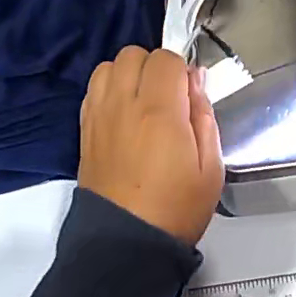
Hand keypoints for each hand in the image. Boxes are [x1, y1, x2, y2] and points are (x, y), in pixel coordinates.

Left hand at [78, 46, 223, 243]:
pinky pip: (94, 88)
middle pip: (134, 54)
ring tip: (144, 101)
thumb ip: (204, 116)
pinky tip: (124, 113)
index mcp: (159, 112)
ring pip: (109, 66)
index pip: (166, 58)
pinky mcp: (84, 130)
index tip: (190, 95)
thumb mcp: (211, 167)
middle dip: (155, 66)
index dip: (183, 71)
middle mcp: (124, 105)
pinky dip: (110, 89)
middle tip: (169, 97)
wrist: (125, 243)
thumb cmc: (176, 208)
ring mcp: (99, 116)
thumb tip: (196, 80)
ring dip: (129, 74)